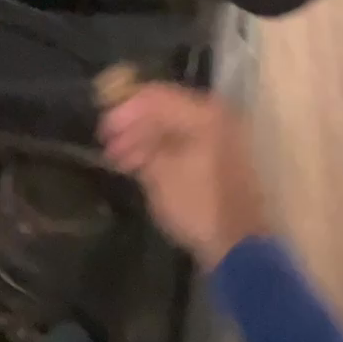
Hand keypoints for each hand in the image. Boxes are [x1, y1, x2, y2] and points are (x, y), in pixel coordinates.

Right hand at [99, 83, 268, 267]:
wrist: (240, 244)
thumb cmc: (197, 205)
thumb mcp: (159, 173)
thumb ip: (140, 142)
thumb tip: (124, 131)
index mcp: (204, 114)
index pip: (154, 97)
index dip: (123, 110)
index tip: (102, 129)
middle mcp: (216, 117)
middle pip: (165, 110)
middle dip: (133, 126)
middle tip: (108, 146)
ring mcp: (223, 137)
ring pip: (174, 127)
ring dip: (145, 140)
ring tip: (120, 160)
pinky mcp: (222, 157)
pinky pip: (185, 142)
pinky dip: (163, 150)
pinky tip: (141, 166)